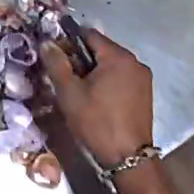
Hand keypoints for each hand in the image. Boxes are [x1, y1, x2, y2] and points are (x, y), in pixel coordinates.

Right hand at [43, 28, 154, 166]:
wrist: (128, 158)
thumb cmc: (96, 122)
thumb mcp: (69, 92)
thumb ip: (57, 63)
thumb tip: (47, 42)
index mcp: (118, 57)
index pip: (89, 35)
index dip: (69, 42)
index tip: (57, 58)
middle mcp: (135, 62)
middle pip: (101, 49)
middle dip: (81, 59)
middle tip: (65, 78)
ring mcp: (143, 78)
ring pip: (111, 65)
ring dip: (94, 72)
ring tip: (79, 91)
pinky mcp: (145, 93)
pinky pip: (122, 78)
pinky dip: (107, 82)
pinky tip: (97, 100)